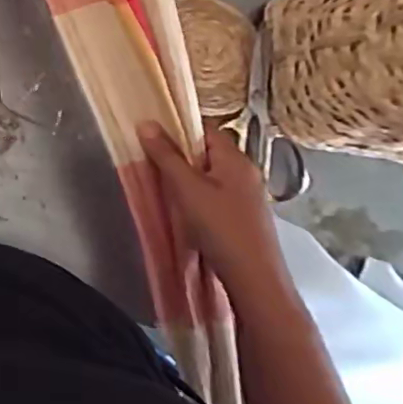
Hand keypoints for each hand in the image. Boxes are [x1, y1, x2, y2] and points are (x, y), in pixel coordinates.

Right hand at [138, 120, 288, 300]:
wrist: (256, 280)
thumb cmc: (220, 227)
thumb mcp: (186, 188)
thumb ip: (165, 155)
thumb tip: (147, 123)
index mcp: (235, 158)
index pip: (205, 127)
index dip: (179, 125)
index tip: (153, 131)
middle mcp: (246, 171)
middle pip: (208, 150)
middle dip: (180, 152)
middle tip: (152, 158)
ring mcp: (249, 195)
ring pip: (212, 173)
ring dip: (188, 175)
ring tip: (164, 183)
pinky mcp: (246, 216)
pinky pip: (218, 192)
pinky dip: (199, 193)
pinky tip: (185, 207)